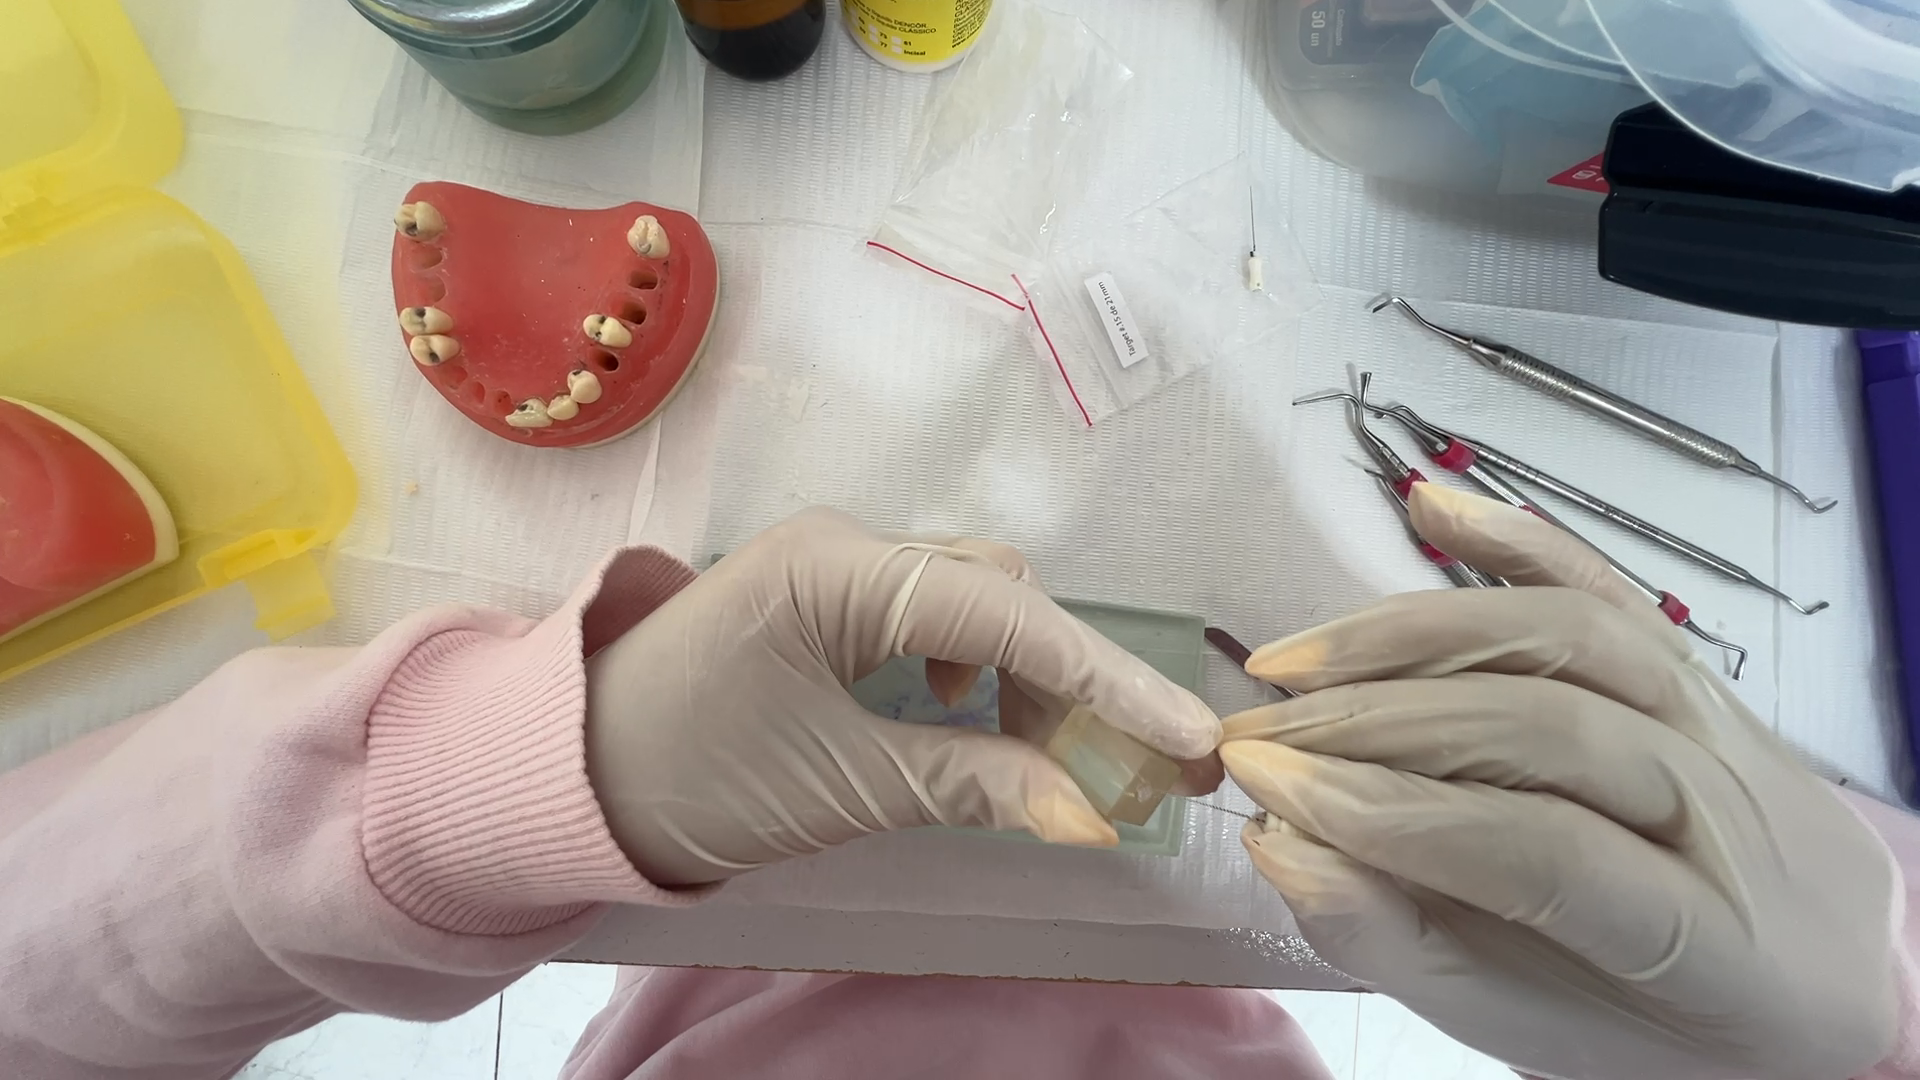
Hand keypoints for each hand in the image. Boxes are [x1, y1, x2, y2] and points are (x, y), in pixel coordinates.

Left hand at [584, 507, 1221, 884]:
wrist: (567, 769)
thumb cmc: (688, 775)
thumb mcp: (842, 785)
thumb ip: (974, 784)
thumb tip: (1091, 816)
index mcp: (839, 572)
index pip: (1003, 616)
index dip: (1104, 677)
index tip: (1186, 733)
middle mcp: (850, 544)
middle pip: (1000, 595)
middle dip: (1070, 677)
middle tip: (1128, 761)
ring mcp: (843, 563)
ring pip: (975, 601)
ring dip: (1024, 673)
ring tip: (1045, 752)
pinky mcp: (837, 593)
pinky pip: (936, 614)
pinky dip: (977, 667)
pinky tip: (965, 712)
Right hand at [1221, 483, 1899, 1079]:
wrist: (1779, 992)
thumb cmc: (1620, 1020)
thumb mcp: (1498, 1020)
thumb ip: (1384, 937)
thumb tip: (1278, 841)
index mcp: (1719, 945)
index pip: (1537, 850)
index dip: (1383, 812)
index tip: (1260, 783)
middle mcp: (1746, 811)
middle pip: (1542, 724)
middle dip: (1369, 721)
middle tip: (1255, 730)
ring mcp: (1726, 720)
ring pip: (1564, 634)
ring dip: (1407, 634)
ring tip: (1294, 659)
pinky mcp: (1690, 667)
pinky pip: (1606, 584)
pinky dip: (1514, 536)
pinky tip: (1427, 506)